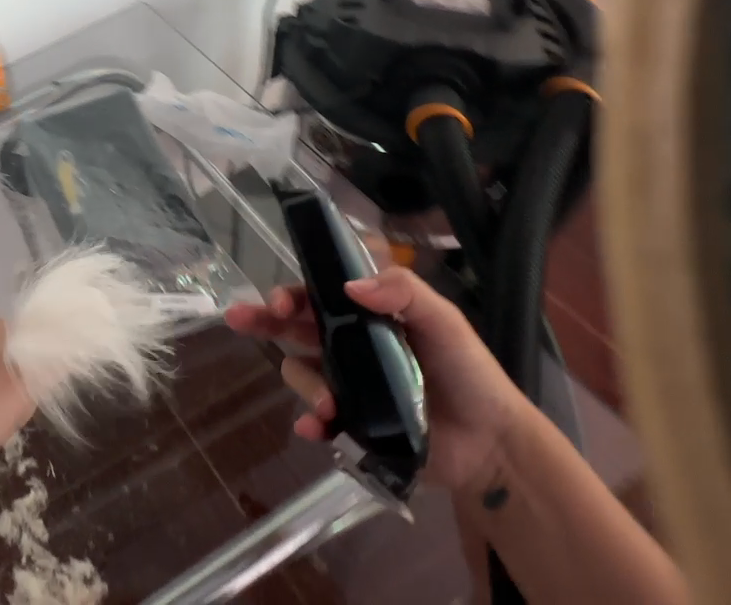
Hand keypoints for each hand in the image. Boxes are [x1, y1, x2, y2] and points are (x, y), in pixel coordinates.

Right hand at [224, 265, 527, 493]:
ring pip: (299, 373)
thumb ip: (404, 292)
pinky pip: (314, 417)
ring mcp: (344, 384)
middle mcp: (346, 345)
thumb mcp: (444, 321)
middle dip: (261, 321)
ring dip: (306, 386)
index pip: (316, 295)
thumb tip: (350, 286)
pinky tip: (315, 428)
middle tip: (239, 318)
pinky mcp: (348, 423)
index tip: (277, 301)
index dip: (290, 293)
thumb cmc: (468, 372)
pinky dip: (310, 422)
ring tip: (331, 406)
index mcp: (364, 316)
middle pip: (290, 327)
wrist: (491, 444)